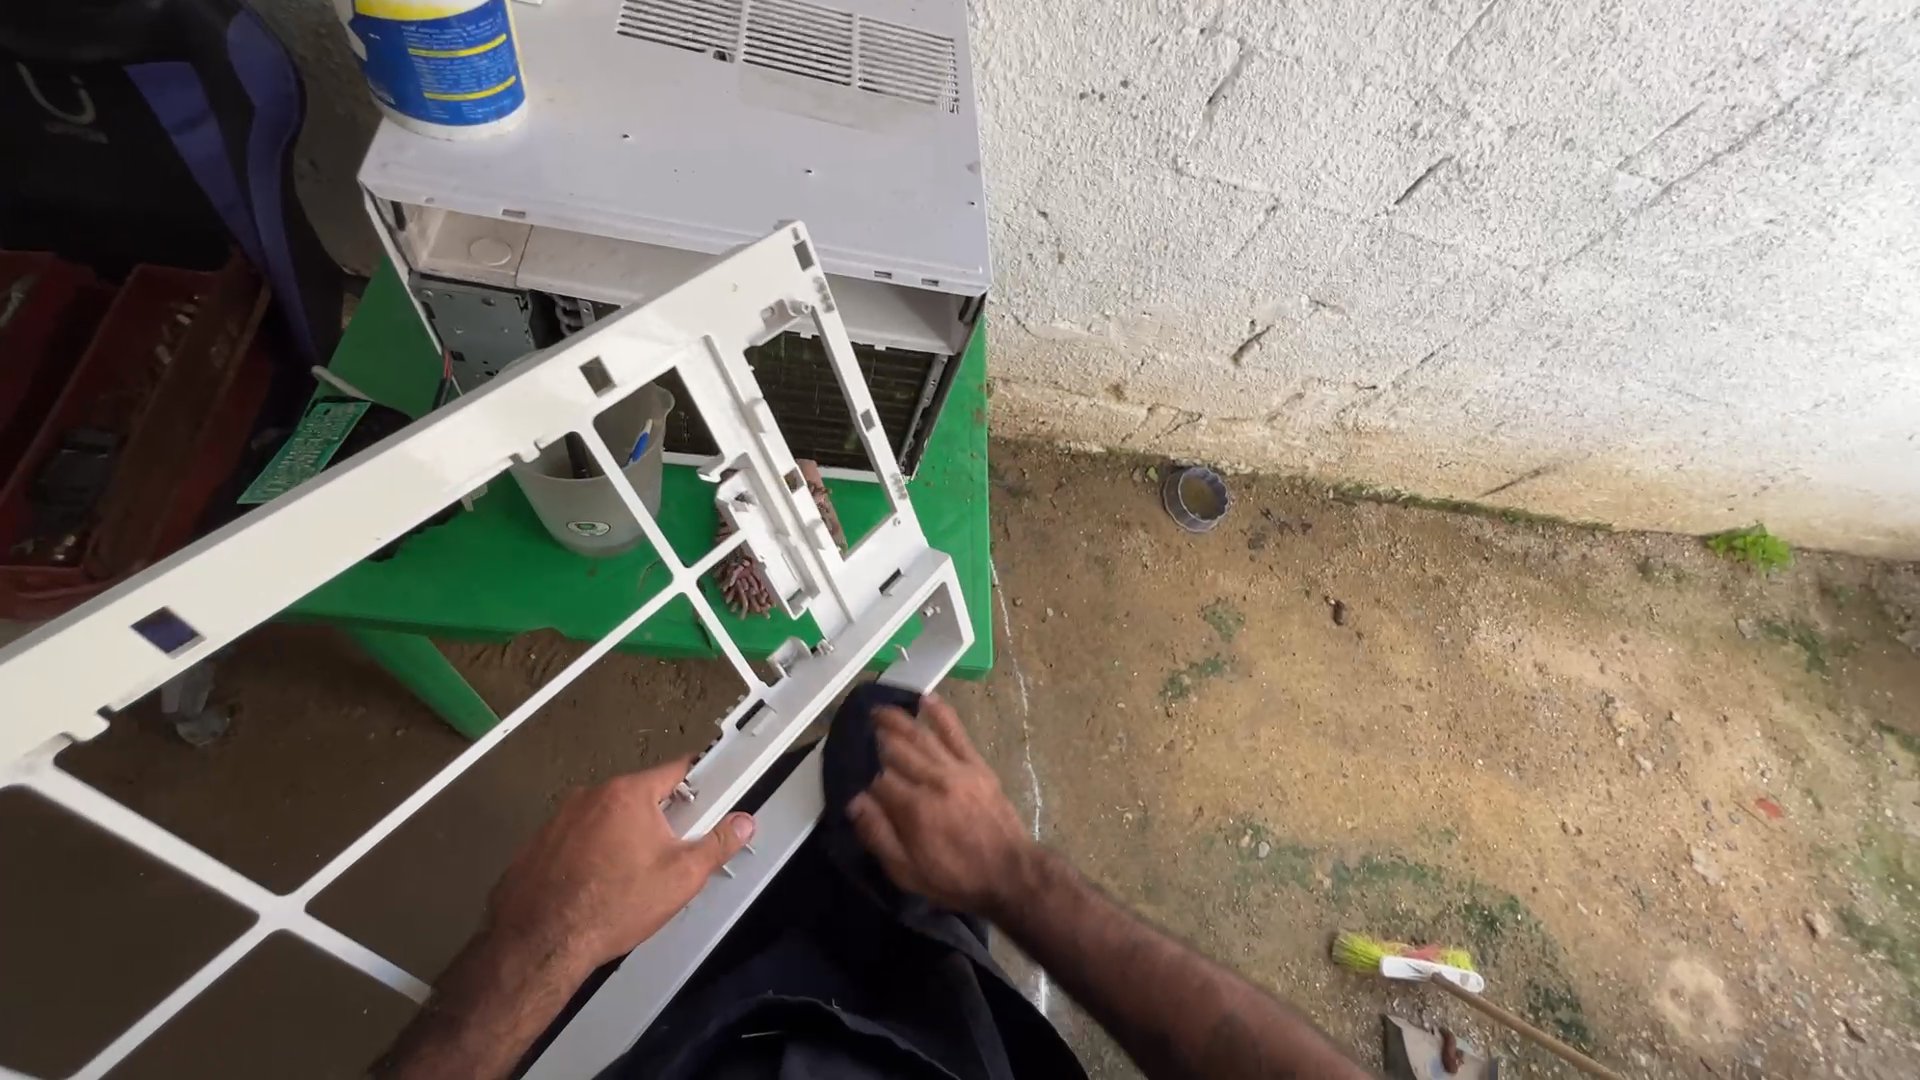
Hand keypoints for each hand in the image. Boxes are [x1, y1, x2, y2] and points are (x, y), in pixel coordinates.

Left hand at [484, 758, 755, 971]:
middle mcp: (591, 795)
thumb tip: (744, 823)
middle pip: (639, 795)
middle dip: (658, 817)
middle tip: (668, 851)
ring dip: (621, 835)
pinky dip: (588, 854)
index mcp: (628, 793)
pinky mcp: (534, 846)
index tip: (707, 799)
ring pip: (606, 818)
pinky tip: (593, 886)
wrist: (536, 948)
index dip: (698, 783)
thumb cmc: (614, 905)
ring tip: (628, 876)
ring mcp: (557, 819)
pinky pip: (574, 839)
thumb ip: (718, 844)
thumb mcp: (681, 877)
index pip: (676, 769)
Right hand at [845, 694, 1035, 918]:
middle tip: (853, 726)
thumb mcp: (908, 873)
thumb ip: (878, 835)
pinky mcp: (977, 764)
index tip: (842, 758)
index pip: (876, 777)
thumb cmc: (955, 878)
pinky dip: (941, 713)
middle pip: (895, 749)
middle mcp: (934, 780)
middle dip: (872, 736)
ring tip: (877, 709)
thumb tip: (853, 801)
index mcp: (914, 808)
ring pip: (921, 735)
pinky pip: (956, 732)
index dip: (857, 767)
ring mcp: (958, 768)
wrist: (1010, 874)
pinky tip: (925, 698)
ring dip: (897, 719)